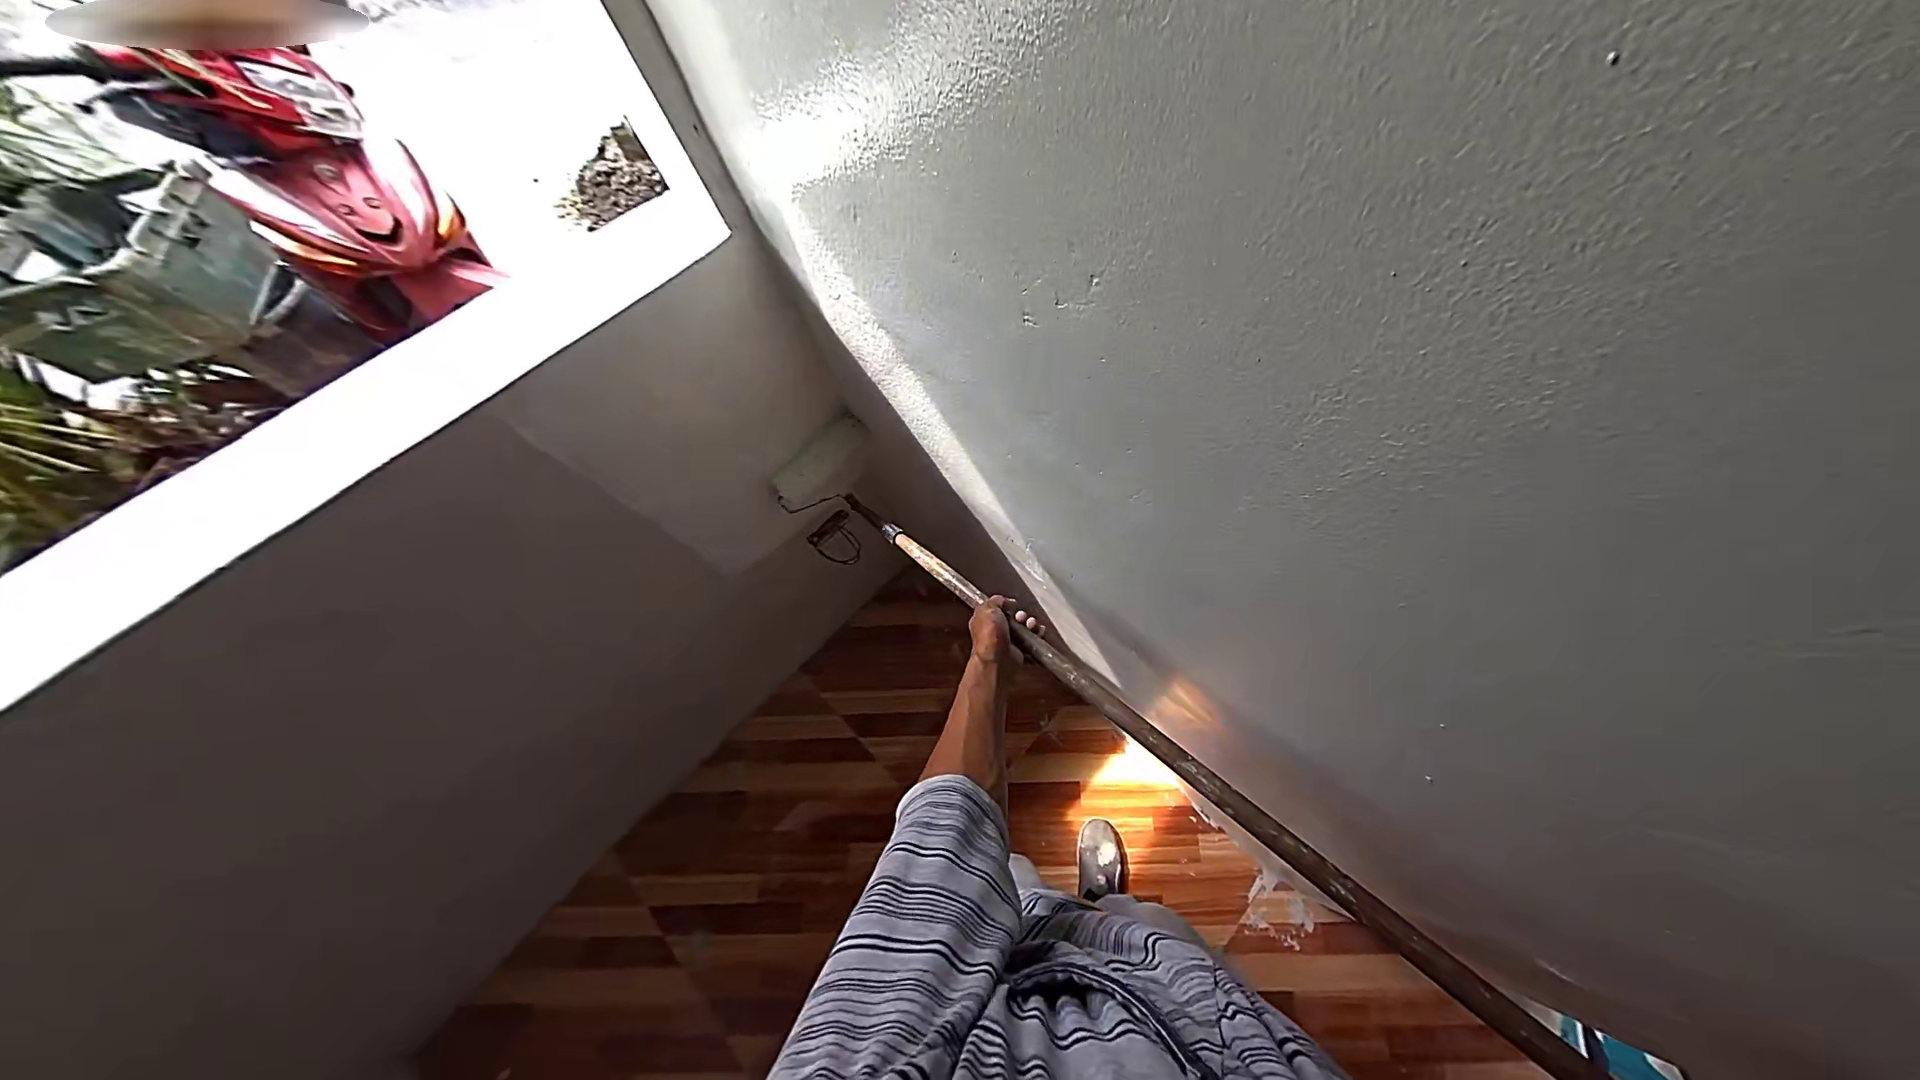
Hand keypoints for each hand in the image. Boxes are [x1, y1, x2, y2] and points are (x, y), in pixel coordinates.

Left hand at [970, 595, 1045, 663]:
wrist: (997, 660)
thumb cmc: (989, 634)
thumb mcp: (987, 608)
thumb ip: (997, 601)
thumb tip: (1009, 602)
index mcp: (987, 623)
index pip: (1000, 611)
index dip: (1009, 607)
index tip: (1013, 606)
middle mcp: (998, 634)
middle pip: (1016, 620)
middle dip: (1023, 616)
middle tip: (1023, 618)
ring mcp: (1011, 645)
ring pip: (1027, 631)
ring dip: (1032, 625)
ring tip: (1032, 626)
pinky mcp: (1022, 655)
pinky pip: (1034, 644)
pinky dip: (1039, 637)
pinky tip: (1040, 633)